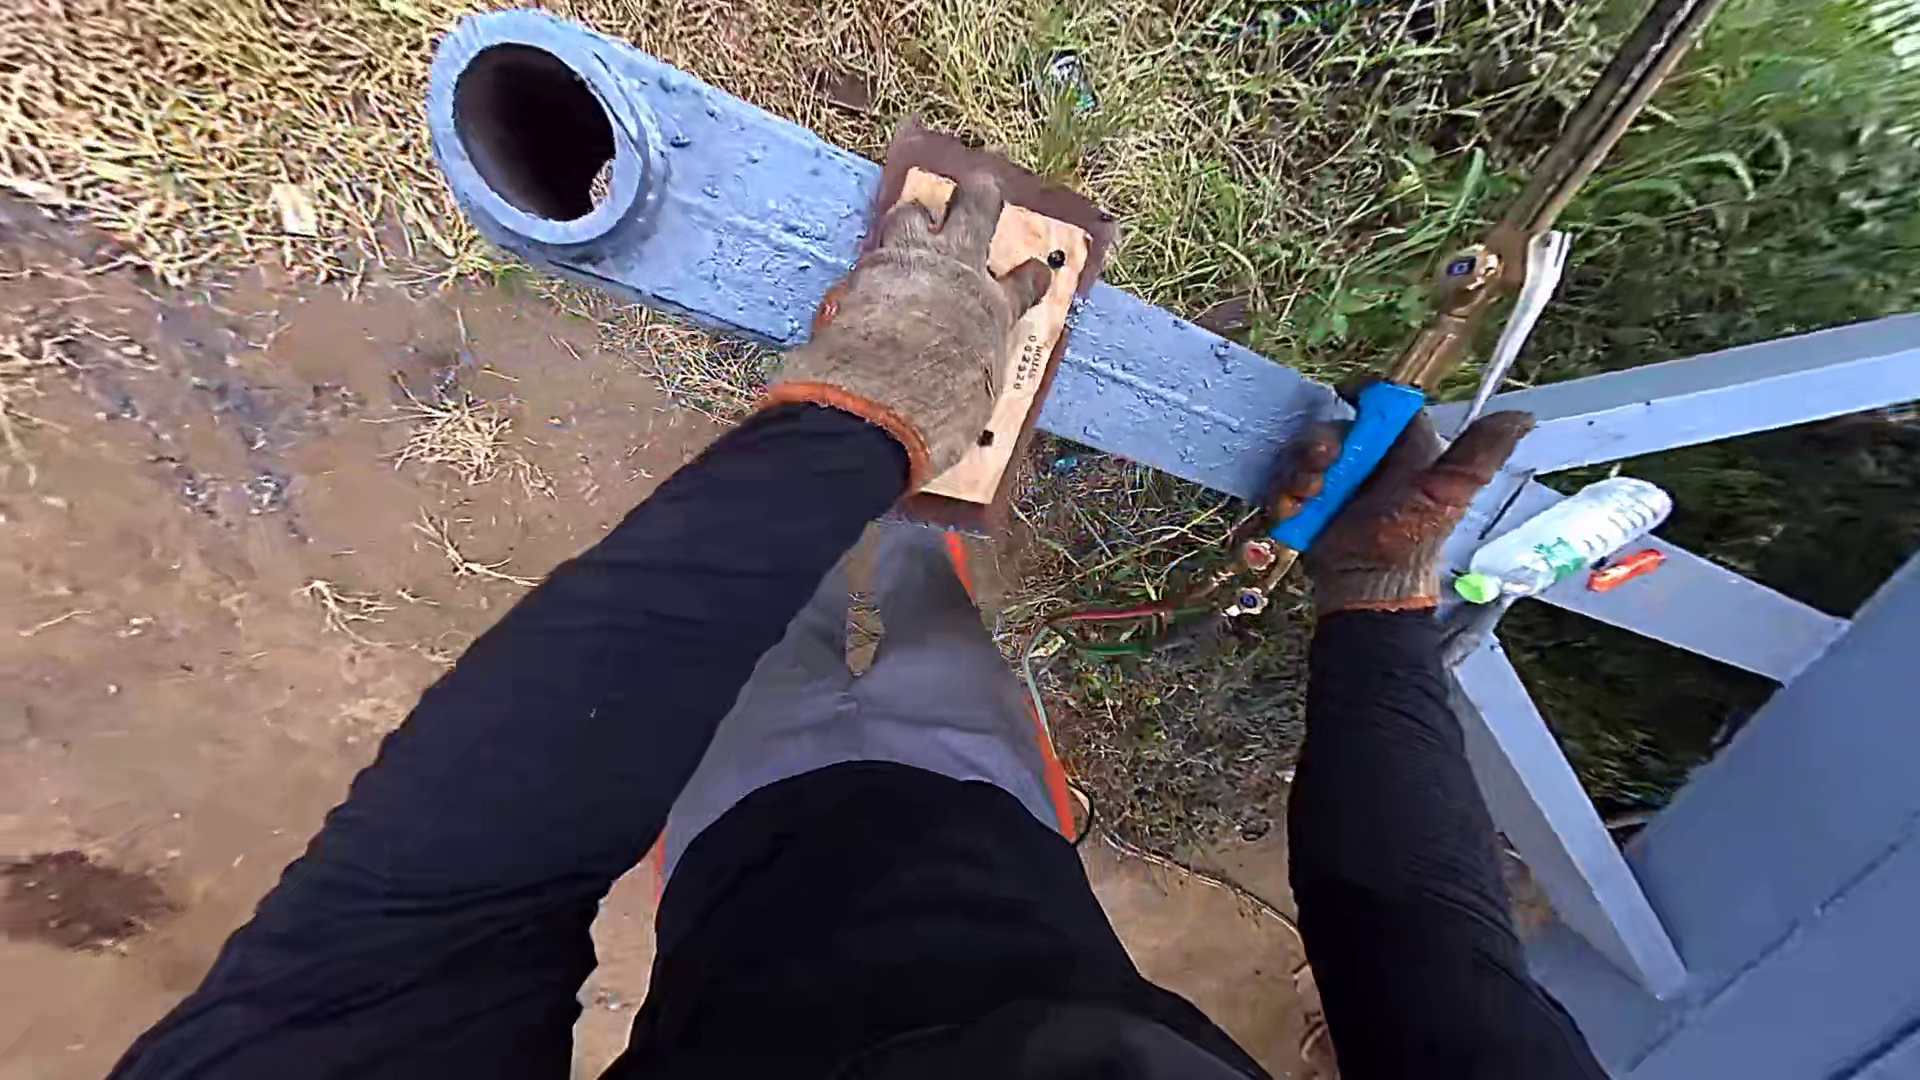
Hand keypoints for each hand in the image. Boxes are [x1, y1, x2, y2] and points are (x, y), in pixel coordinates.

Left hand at [764, 175, 1052, 484]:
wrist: (878, 406)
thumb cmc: (938, 415)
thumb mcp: (976, 398)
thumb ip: (976, 370)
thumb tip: (968, 378)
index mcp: (992, 311)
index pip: (1023, 286)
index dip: (1032, 277)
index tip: (1037, 271)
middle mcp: (955, 274)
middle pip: (975, 213)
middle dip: (981, 197)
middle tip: (982, 186)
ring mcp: (906, 264)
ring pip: (914, 215)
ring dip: (917, 215)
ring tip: (915, 217)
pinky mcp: (860, 273)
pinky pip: (872, 251)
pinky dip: (876, 258)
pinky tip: (870, 267)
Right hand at [1268, 402, 1532, 613]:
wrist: (1365, 583)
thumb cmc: (1408, 540)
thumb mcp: (1447, 494)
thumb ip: (1477, 454)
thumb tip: (1521, 414)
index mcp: (1401, 448)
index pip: (1381, 404)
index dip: (1363, 393)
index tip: (1344, 393)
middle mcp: (1363, 457)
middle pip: (1330, 428)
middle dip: (1317, 448)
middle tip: (1320, 469)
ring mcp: (1328, 478)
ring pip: (1299, 455)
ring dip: (1297, 476)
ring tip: (1306, 499)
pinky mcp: (1302, 499)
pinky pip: (1280, 483)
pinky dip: (1283, 496)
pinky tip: (1293, 511)